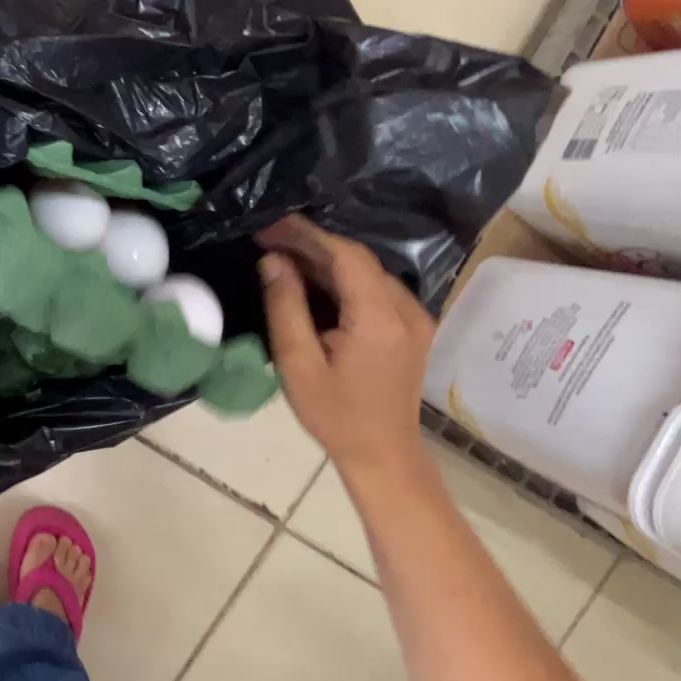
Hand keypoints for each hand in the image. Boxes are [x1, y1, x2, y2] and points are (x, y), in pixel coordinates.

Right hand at [256, 215, 435, 479]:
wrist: (383, 454)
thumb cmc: (334, 414)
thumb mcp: (297, 362)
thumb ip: (285, 306)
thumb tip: (273, 260)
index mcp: (379, 318)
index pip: (345, 256)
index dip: (306, 235)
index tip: (270, 226)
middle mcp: (406, 309)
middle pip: (357, 260)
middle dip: (312, 243)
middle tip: (267, 238)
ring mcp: (414, 318)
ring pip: (366, 271)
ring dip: (325, 259)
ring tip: (281, 254)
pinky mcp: (410, 327)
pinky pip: (373, 288)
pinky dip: (340, 277)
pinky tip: (310, 279)